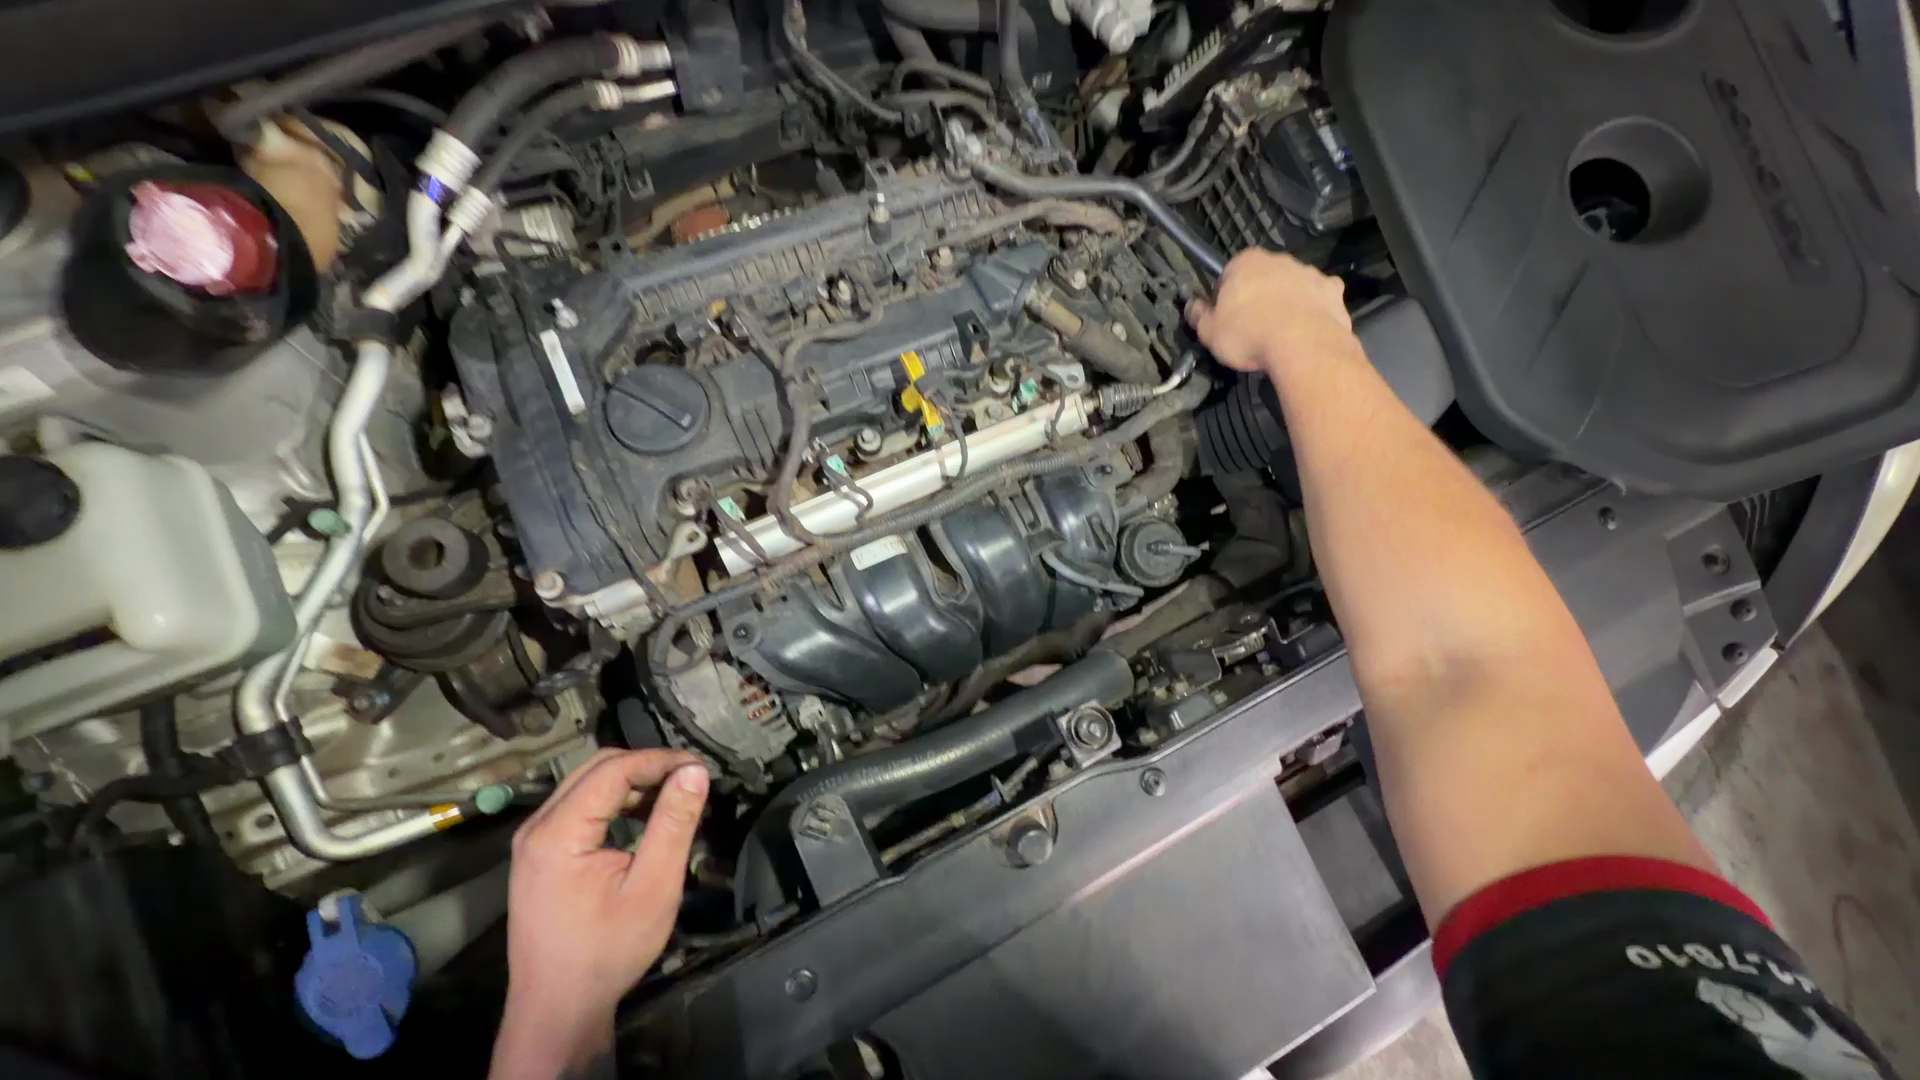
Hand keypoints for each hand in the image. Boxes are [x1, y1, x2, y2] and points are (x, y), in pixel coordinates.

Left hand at [490, 748, 709, 1078]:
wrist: (557, 1008)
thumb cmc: (607, 950)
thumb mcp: (653, 887)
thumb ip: (673, 824)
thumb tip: (694, 772)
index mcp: (558, 831)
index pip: (614, 769)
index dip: (660, 761)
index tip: (700, 768)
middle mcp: (538, 826)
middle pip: (597, 768)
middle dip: (647, 765)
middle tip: (689, 778)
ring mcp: (534, 840)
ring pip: (587, 784)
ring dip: (631, 781)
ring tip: (673, 794)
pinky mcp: (539, 853)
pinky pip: (579, 806)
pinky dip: (614, 801)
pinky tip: (643, 816)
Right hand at [1185, 250, 1355, 375]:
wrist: (1303, 345)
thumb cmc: (1249, 335)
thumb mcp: (1209, 332)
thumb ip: (1198, 315)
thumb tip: (1191, 305)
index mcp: (1245, 262)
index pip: (1228, 274)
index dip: (1224, 296)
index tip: (1225, 317)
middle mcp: (1278, 259)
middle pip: (1262, 277)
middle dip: (1256, 295)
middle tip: (1250, 326)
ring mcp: (1308, 273)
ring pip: (1291, 285)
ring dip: (1284, 300)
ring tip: (1278, 332)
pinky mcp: (1332, 290)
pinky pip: (1318, 296)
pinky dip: (1313, 307)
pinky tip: (1306, 328)